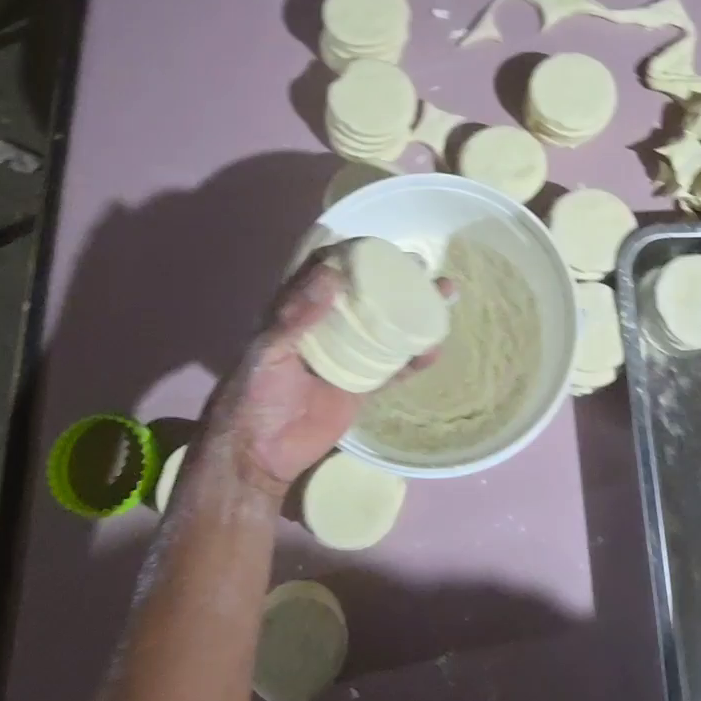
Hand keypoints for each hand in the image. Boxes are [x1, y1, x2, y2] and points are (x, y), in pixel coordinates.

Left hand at [202, 244, 445, 495]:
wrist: (260, 453)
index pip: (327, 272)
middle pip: (365, 295)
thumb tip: (332, 274)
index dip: (352, 255)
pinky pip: (394, 368)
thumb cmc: (256, 395)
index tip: (379, 246)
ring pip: (386, 327)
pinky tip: (434, 348)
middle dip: (394, 278)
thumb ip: (298, 315)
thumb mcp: (269, 351)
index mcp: (298, 311)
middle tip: (421, 265)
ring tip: (444, 294)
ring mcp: (348, 356)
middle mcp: (326, 327)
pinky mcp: (362, 386)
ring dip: (414, 312)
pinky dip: (414, 359)